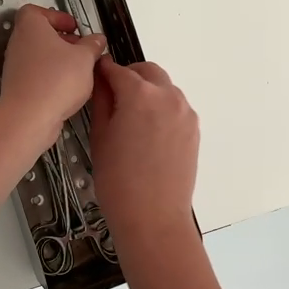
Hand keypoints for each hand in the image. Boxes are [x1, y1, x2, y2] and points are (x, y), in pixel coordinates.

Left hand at [0, 6, 106, 142]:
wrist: (29, 117)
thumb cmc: (55, 80)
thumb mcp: (85, 58)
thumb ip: (92, 45)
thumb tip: (97, 39)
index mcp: (30, 27)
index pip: (35, 11)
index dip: (55, 16)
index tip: (73, 27)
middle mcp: (18, 44)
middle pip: (39, 35)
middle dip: (63, 41)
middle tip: (82, 50)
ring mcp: (16, 66)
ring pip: (39, 56)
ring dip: (59, 61)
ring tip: (80, 71)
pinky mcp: (18, 87)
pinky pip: (37, 76)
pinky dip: (52, 78)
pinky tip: (69, 89)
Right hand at [89, 60, 199, 245]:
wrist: (153, 218)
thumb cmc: (119, 181)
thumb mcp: (99, 136)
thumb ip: (102, 101)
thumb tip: (102, 83)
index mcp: (140, 95)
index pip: (117, 70)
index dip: (103, 71)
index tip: (95, 74)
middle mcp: (167, 97)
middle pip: (147, 71)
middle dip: (129, 75)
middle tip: (112, 94)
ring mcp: (185, 113)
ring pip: (164, 87)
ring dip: (147, 91)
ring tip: (130, 117)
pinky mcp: (193, 129)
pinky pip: (175, 107)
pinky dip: (161, 108)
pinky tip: (147, 132)